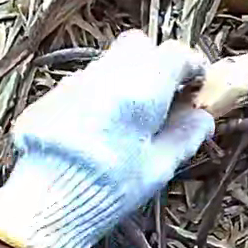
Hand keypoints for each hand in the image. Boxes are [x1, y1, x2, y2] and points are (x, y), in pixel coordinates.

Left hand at [0, 32, 213, 247]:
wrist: (45, 200)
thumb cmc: (108, 188)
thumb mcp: (157, 168)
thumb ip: (183, 137)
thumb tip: (202, 119)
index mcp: (141, 88)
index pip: (175, 54)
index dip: (192, 67)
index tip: (197, 87)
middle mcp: (107, 74)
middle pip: (139, 46)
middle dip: (157, 64)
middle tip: (163, 99)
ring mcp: (75, 82)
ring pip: (109, 62)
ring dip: (126, 79)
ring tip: (129, 119)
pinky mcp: (51, 96)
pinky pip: (83, 83)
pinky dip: (98, 95)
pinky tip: (96, 130)